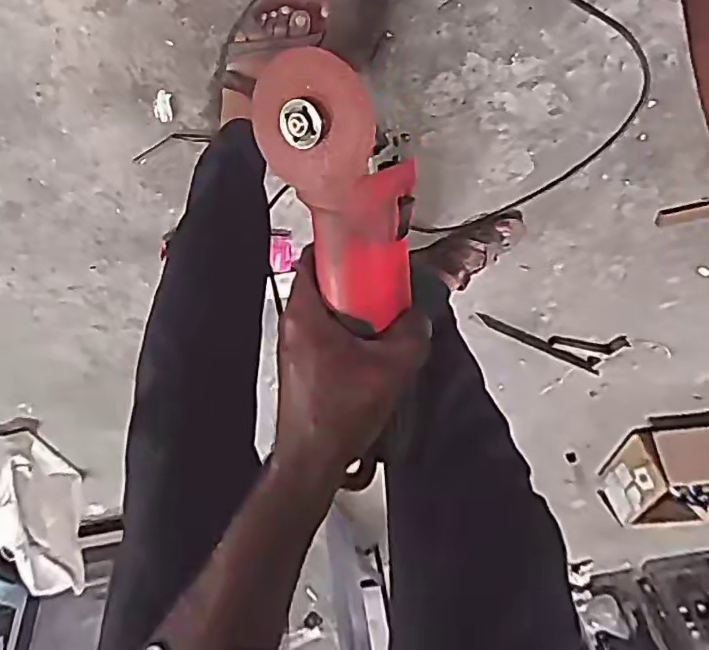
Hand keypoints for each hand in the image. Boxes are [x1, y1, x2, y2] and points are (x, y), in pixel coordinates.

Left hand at [273, 249, 429, 484]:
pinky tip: (366, 354)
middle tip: (377, 289)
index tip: (360, 249)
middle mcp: (292, 325)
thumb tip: (417, 319)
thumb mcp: (390, 369)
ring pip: (322, 310)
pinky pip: (321, 334)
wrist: (311, 461)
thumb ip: (412, 335)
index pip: (311, 258)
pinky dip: (343, 333)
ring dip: (349, 311)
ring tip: (377, 325)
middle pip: (320, 283)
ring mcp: (292, 346)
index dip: (337, 248)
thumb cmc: (335, 416)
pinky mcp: (299, 365)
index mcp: (304, 314)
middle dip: (351, 282)